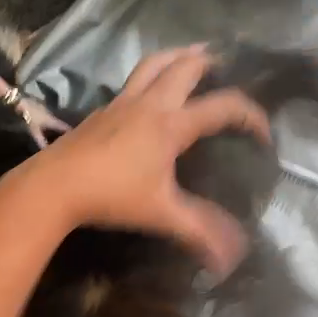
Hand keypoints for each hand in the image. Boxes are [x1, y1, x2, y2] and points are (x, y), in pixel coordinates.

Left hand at [6, 45, 271, 277]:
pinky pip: (132, 82)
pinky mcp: (100, 111)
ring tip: (192, 57)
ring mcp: (121, 103)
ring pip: (153, 64)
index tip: (264, 136)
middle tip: (227, 65)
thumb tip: (231, 260)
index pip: (223, 107)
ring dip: (177, 56)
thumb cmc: (111, 195)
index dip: (251, 116)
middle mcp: (149, 104)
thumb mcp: (161, 214)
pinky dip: (150, 77)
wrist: (53, 185)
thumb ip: (199, 232)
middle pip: (185, 66)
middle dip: (210, 62)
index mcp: (170, 124)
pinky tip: (148, 94)